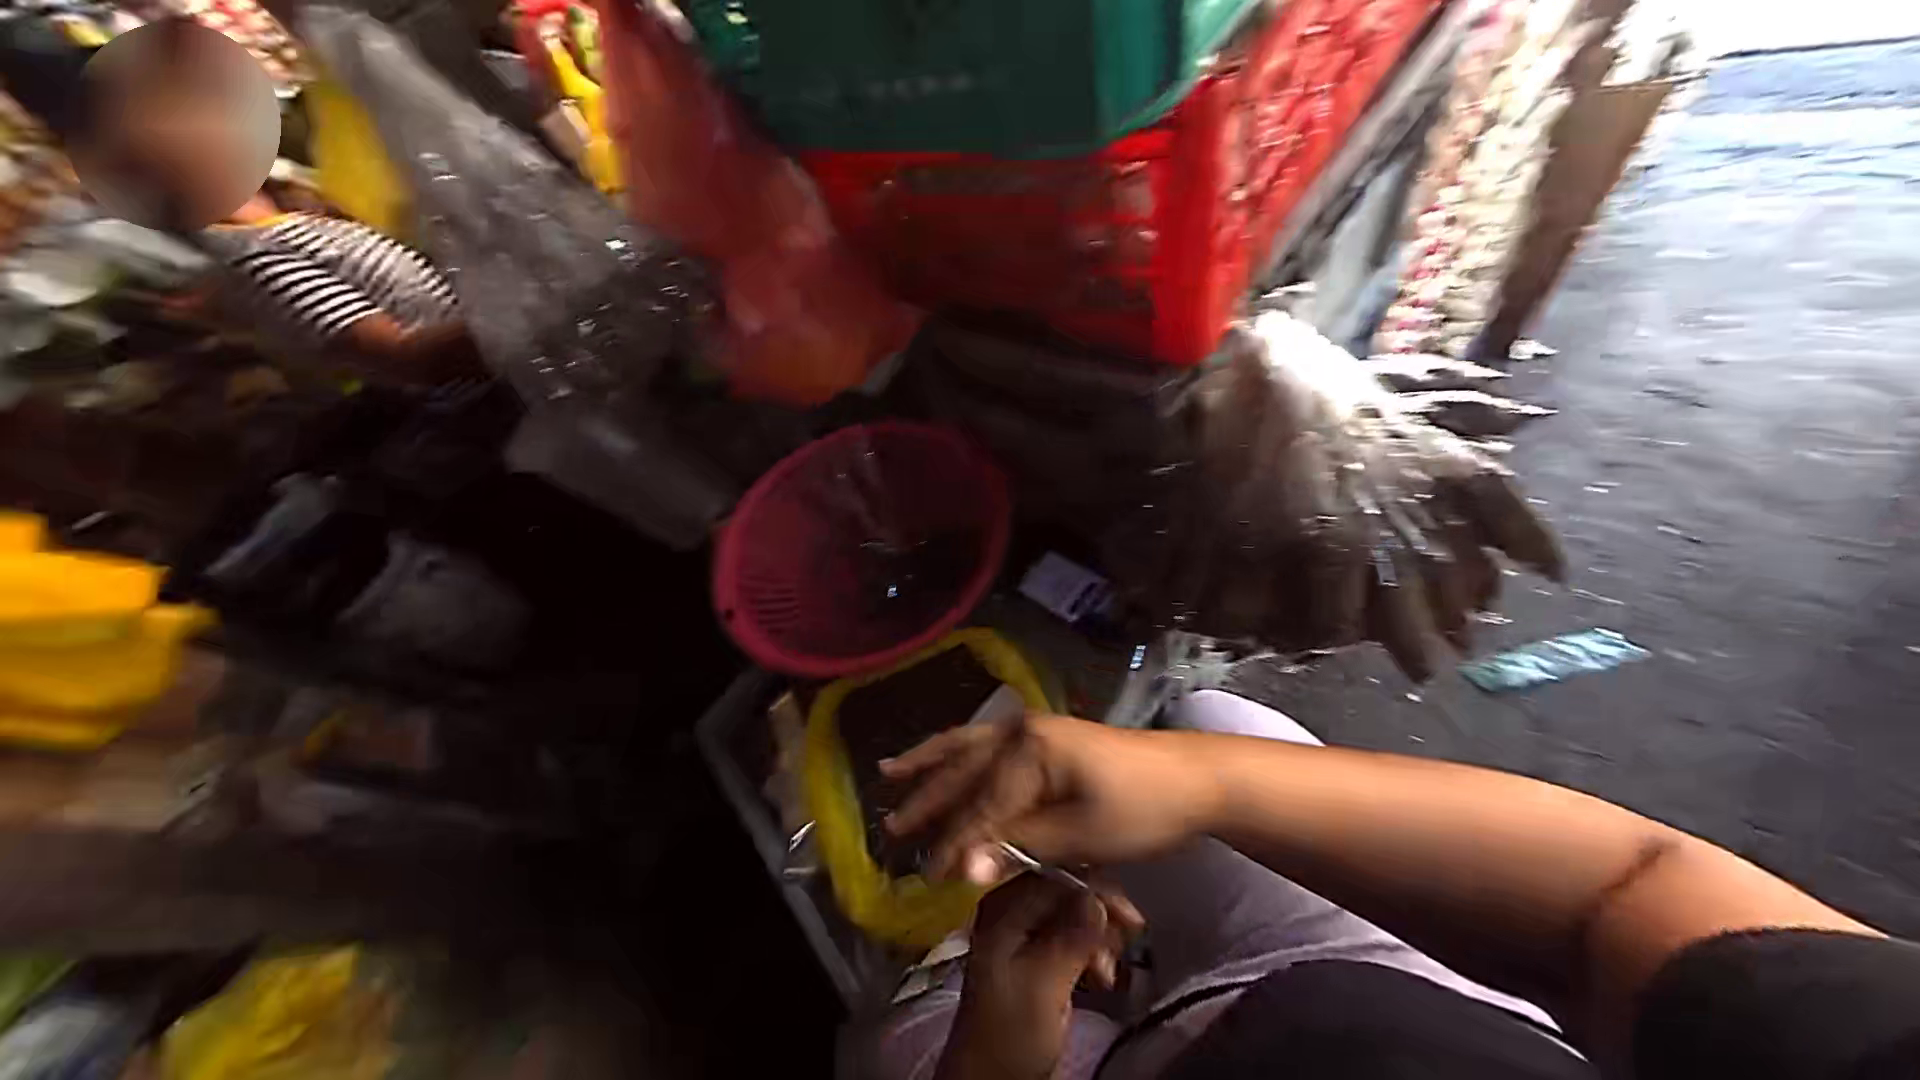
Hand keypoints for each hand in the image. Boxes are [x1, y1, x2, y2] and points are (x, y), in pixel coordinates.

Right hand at [881, 713, 1217, 883]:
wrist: (1191, 777)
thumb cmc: (1140, 809)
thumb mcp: (1080, 836)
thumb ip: (1017, 847)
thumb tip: (960, 870)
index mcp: (1030, 749)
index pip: (980, 806)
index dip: (953, 843)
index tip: (925, 875)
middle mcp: (1022, 729)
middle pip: (965, 769)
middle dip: (929, 800)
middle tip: (891, 826)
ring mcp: (1032, 728)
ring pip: (969, 745)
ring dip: (930, 762)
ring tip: (890, 771)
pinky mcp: (1042, 736)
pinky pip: (988, 745)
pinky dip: (960, 753)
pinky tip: (943, 755)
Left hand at [936, 875, 1139, 1079]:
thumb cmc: (1011, 1032)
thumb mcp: (1043, 984)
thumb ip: (1070, 937)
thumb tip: (1099, 898)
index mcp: (1003, 906)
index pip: (1056, 877)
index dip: (1097, 890)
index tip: (1130, 917)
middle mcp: (1009, 908)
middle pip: (1065, 892)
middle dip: (1100, 915)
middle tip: (1128, 942)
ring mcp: (1020, 931)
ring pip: (1069, 914)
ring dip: (1098, 936)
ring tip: (1111, 970)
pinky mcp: (1032, 955)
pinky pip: (1067, 936)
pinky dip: (1089, 950)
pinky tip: (1102, 975)